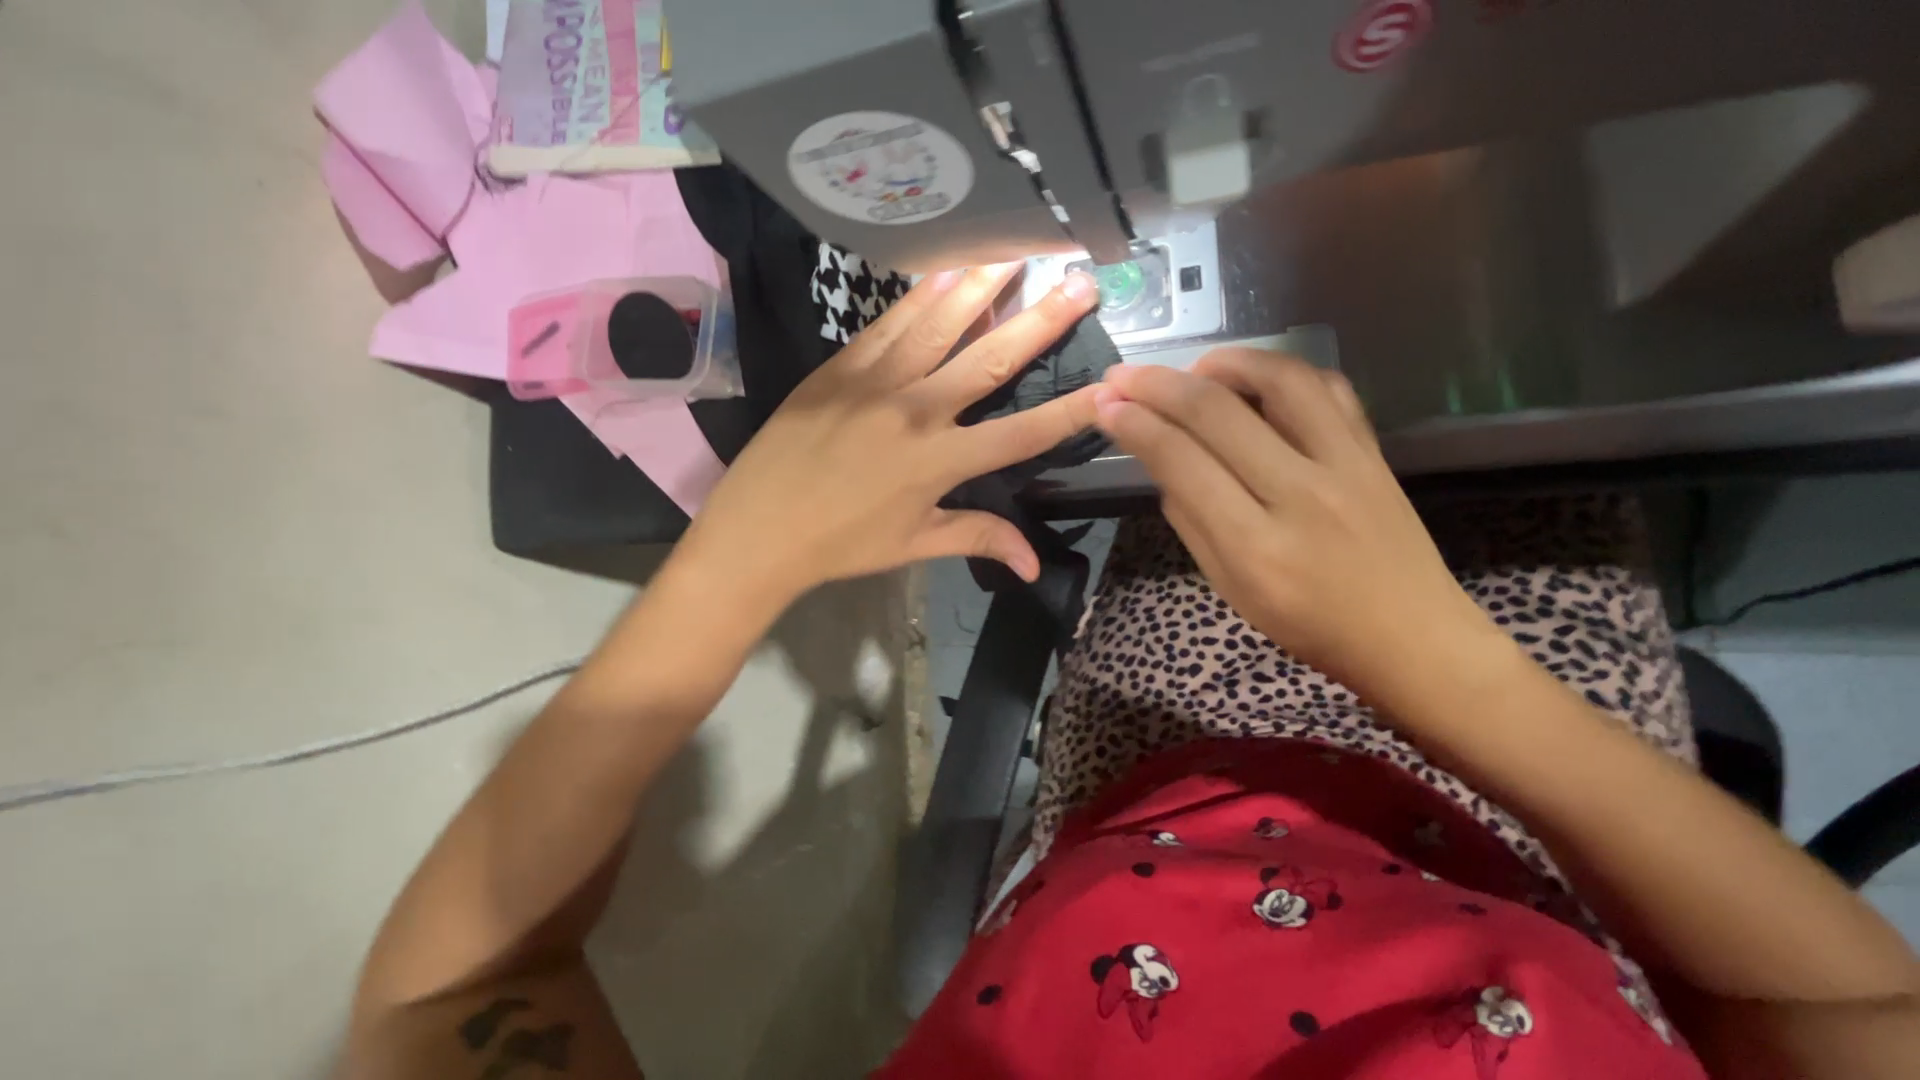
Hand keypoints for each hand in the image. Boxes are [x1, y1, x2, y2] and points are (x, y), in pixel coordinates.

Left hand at [676, 262, 1100, 605]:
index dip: (1072, 412)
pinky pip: (888, 324)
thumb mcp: (915, 544)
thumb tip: (1032, 564)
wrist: (758, 530)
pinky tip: (945, 270)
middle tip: (1080, 280)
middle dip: (1041, 320)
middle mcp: (917, 412)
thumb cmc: (841, 544)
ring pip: (939, 325)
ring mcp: (876, 383)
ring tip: (1015, 249)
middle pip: (990, 359)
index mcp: (941, 462)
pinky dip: (919, 296)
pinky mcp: (840, 368)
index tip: (1112, 384)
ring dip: (982, 285)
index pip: (1023, 434)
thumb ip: (978, 538)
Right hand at [1093, 350, 1511, 710]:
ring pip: (1281, 382)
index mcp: (1255, 547)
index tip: (1105, 405)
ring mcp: (1345, 466)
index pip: (1182, 462)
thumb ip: (1192, 525)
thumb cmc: (1309, 627)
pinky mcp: (1373, 452)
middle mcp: (1300, 495)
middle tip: (1124, 376)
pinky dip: (1285, 372)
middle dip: (1159, 385)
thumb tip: (1163, 463)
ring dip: (1227, 362)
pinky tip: (1258, 379)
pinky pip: (1329, 390)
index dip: (1135, 425)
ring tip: (1195, 367)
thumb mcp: (1231, 592)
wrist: (1412, 637)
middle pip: (1218, 413)